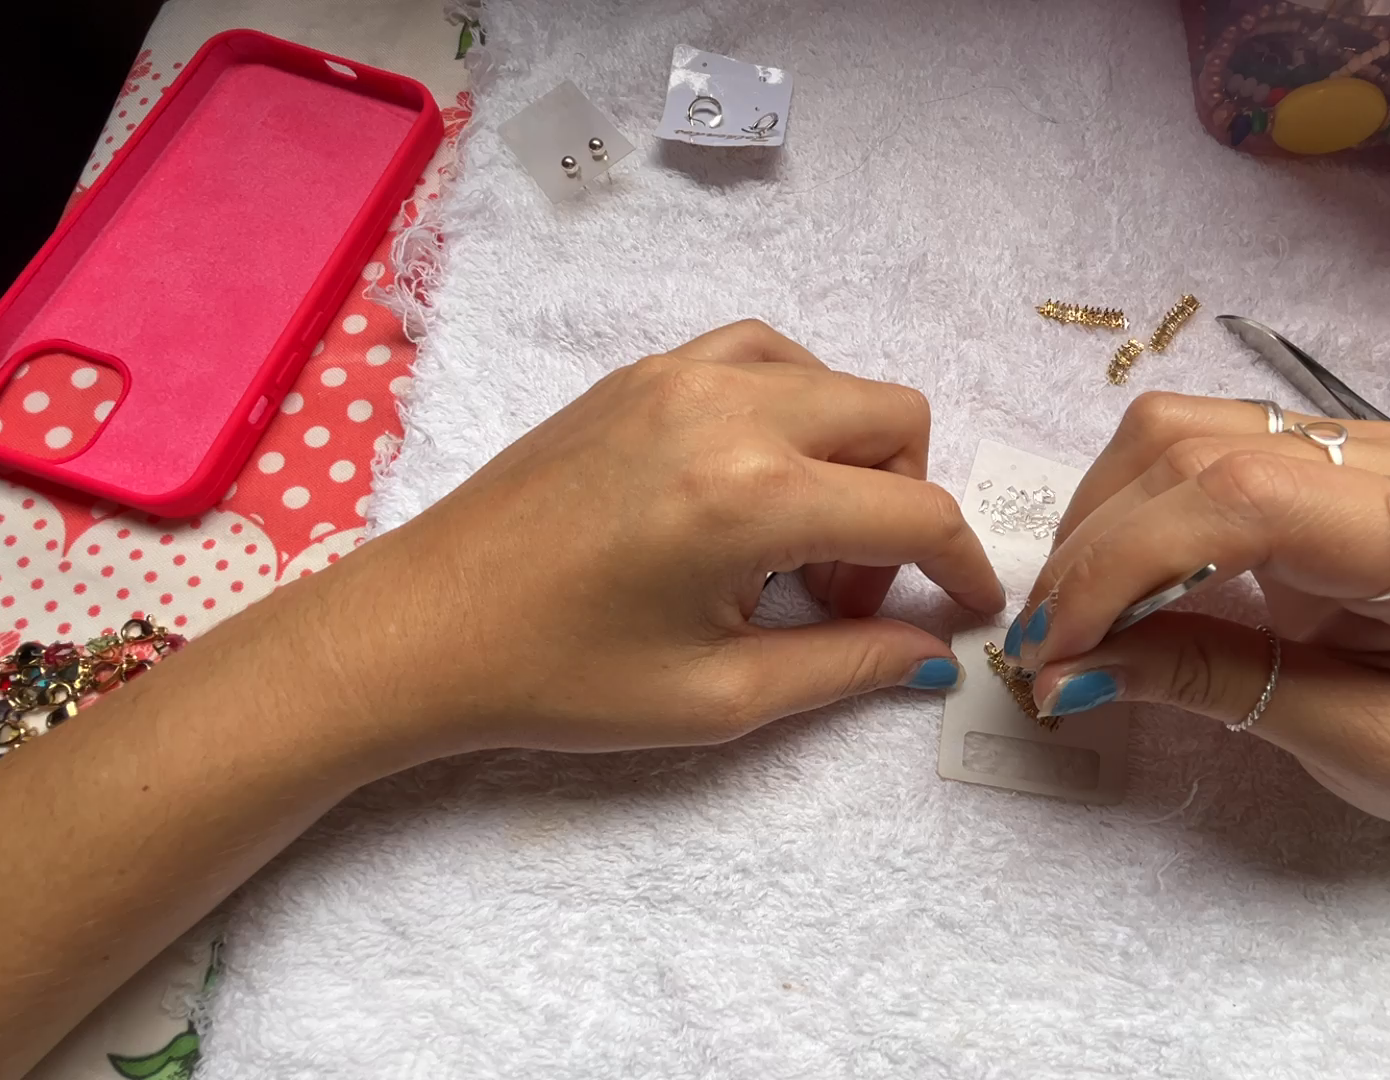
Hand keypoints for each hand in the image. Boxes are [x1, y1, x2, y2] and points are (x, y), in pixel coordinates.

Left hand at [308, 320, 1002, 758]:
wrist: (419, 627)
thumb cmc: (561, 680)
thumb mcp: (720, 696)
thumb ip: (848, 666)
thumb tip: (935, 654)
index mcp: (751, 495)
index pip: (915, 511)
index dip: (963, 564)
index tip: (970, 608)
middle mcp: (729, 408)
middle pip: (894, 419)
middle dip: (905, 505)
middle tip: (848, 589)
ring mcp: (681, 372)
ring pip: (836, 381)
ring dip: (851, 456)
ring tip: (797, 537)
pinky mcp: (644, 370)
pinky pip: (764, 358)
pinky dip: (796, 411)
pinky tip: (757, 475)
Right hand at [1012, 392, 1389, 835]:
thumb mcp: (1349, 744)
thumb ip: (1204, 683)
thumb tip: (1061, 671)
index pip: (1252, 503)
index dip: (1127, 561)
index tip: (1052, 643)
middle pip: (1202, 455)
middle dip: (1095, 550)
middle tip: (1042, 638)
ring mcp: (1384, 433)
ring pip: (1184, 428)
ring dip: (1099, 515)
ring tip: (1071, 600)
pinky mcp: (1333, 437)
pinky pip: (1197, 435)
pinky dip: (1128, 497)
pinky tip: (1115, 555)